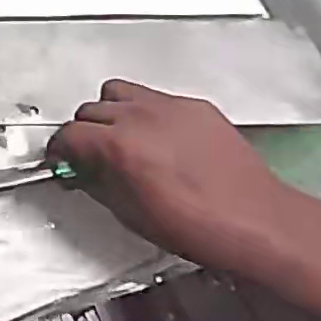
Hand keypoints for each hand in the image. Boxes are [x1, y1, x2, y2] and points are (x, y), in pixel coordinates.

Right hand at [49, 80, 314, 279]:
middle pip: (89, 109)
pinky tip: (158, 137)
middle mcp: (140, 117)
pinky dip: (146, 112)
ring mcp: (169, 107)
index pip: (69, 134)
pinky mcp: (195, 106)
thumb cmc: (196, 228)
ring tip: (120, 134)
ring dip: (110, 111)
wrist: (260, 223)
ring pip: (118, 92)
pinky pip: (155, 98)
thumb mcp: (131, 213)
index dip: (60, 149)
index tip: (62, 160)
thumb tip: (81, 172)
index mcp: (119, 145)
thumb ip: (97, 183)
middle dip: (83, 131)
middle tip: (90, 152)